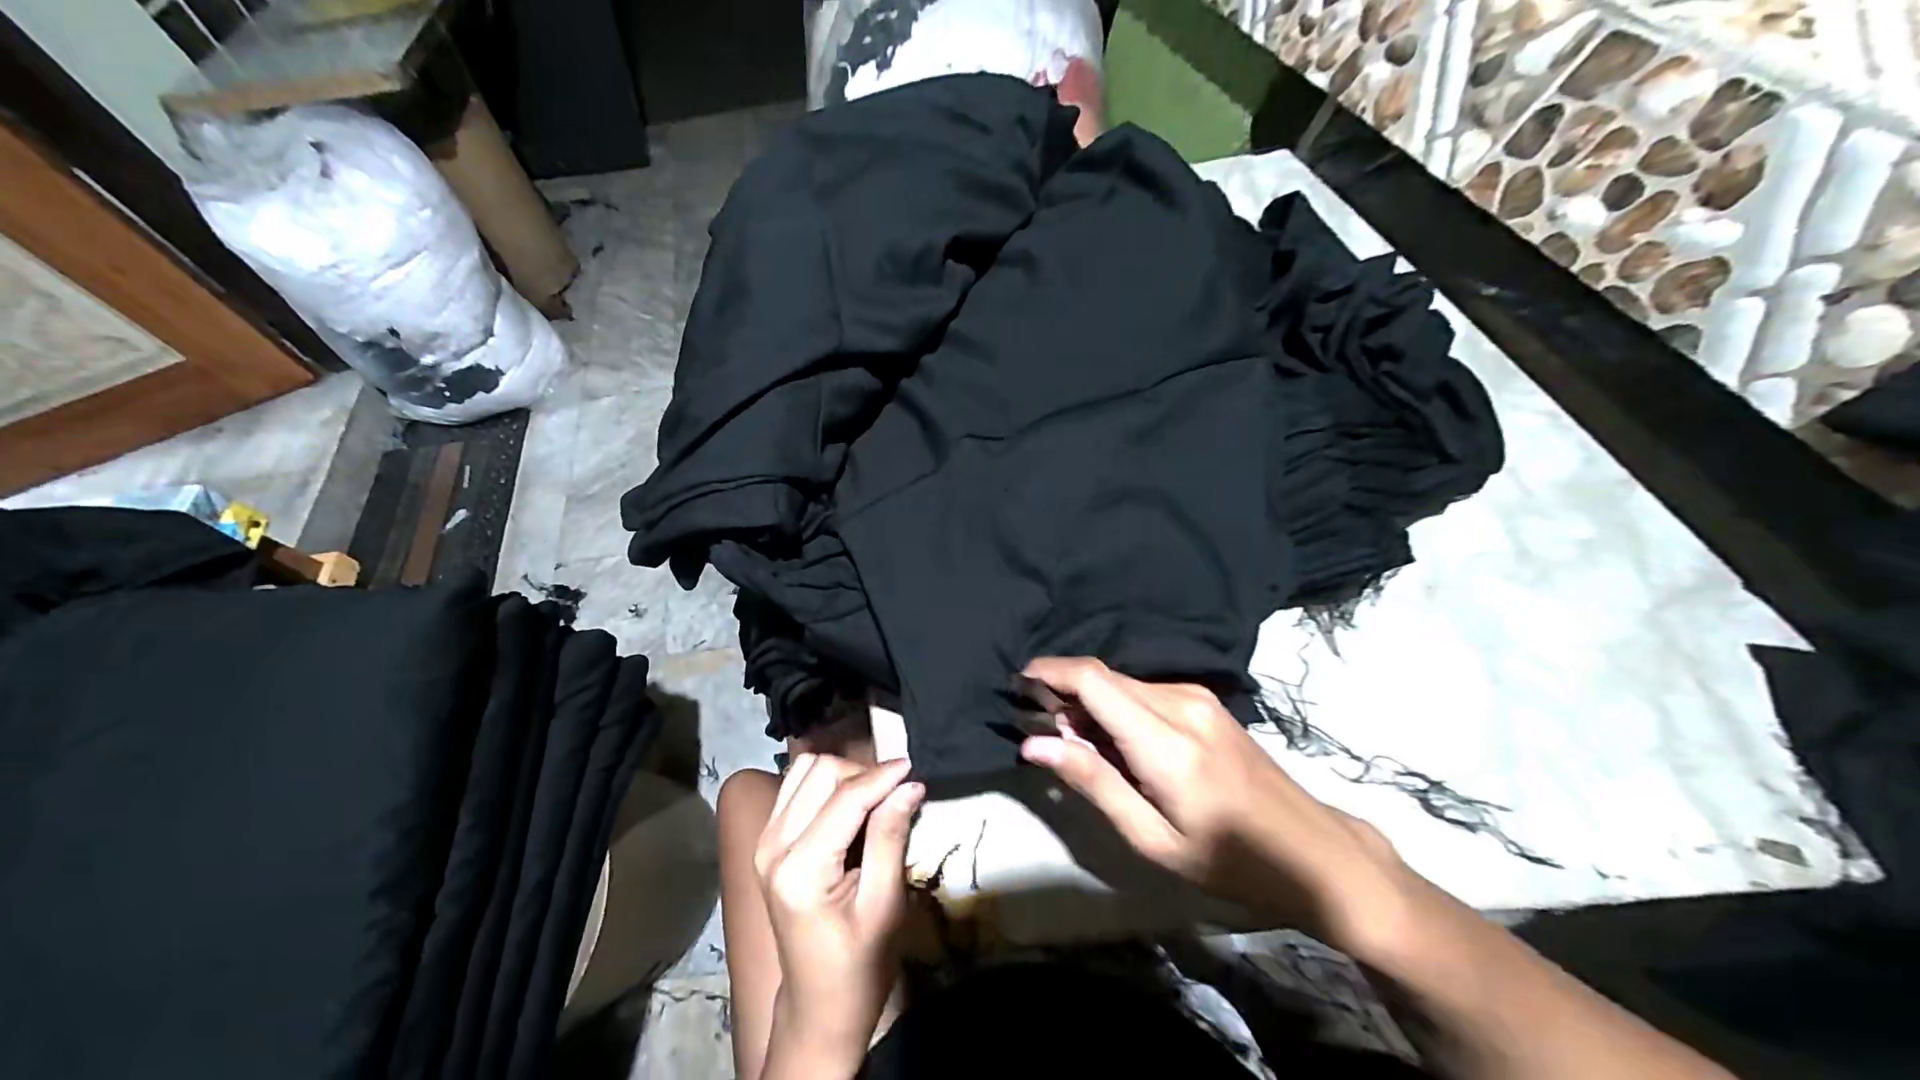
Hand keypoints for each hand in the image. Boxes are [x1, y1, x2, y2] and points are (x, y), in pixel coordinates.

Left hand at [755, 755, 923, 1073]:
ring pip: (804, 771)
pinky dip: (826, 784)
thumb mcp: (884, 905)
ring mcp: (765, 842)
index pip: (844, 797)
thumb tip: (910, 785)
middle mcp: (773, 846)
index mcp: (800, 869)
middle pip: (819, 771)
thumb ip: (890, 838)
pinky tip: (850, 806)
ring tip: (875, 798)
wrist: (819, 1005)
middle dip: (862, 773)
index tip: (915, 769)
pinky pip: (795, 788)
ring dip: (843, 775)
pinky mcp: (768, 842)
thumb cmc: (860, 964)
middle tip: (896, 793)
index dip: (882, 776)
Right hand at [1018, 657, 1414, 955]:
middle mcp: (1182, 703)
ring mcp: (1199, 698)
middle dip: (1064, 693)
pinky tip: (1116, 742)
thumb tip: (1034, 745)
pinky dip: (1117, 707)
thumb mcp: (1153, 840)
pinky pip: (1145, 691)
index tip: (1017, 685)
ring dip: (1090, 702)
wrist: (1315, 854)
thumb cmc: (1230, 861)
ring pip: (1123, 683)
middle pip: (1104, 677)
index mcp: (1167, 742)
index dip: (1049, 673)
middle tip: (1042, 733)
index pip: (1093, 681)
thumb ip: (1093, 784)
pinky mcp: (1207, 703)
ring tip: (1077, 746)